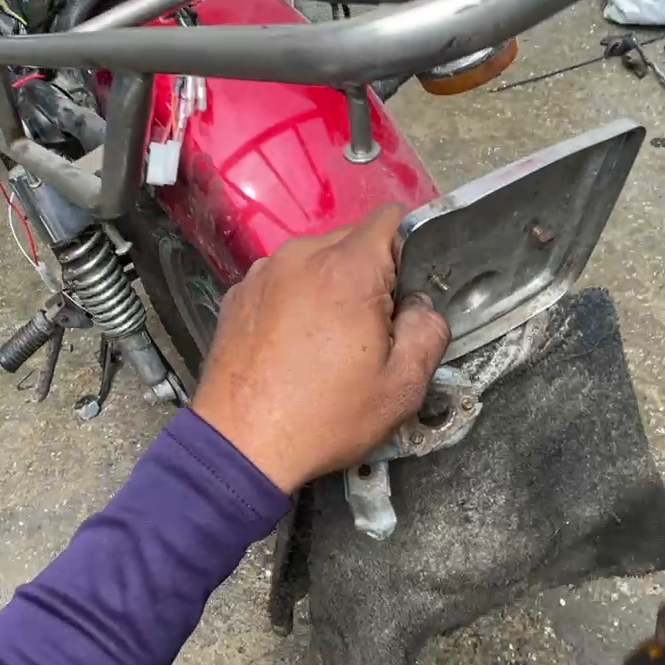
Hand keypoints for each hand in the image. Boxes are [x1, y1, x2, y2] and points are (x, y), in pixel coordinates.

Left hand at [192, 205, 449, 493]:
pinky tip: (290, 345)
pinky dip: (294, 299)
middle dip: (369, 275)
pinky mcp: (237, 294)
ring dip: (329, 286)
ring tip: (324, 342)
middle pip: (351, 241)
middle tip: (367, 331)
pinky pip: (280, 280)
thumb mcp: (401, 388)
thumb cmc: (323, 418)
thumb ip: (428, 333)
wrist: (239, 445)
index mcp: (347, 269)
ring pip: (313, 261)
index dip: (407, 251)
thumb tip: (421, 308)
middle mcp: (299, 256)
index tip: (404, 295)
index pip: (391, 219)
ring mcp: (261, 272)